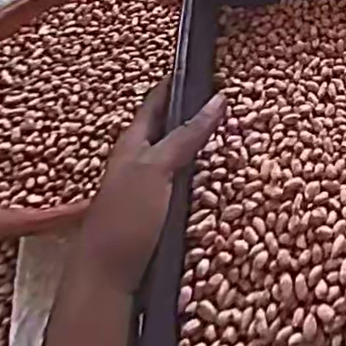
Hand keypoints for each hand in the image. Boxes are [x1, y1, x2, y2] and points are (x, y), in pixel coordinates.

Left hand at [77, 82, 226, 288]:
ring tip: (240, 129)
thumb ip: (187, 135)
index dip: (177, 80)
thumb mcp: (157, 170)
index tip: (204, 62)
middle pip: (173, 127)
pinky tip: (229, 172)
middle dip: (200, 111)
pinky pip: (191, 180)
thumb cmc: (126, 219)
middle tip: (235, 96)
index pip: (157, 101)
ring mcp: (151, 187)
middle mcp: (141, 161)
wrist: (106, 283)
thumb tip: (220, 97)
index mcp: (132, 144)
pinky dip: (209, 170)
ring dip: (208, 142)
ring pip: (184, 154)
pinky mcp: (163, 211)